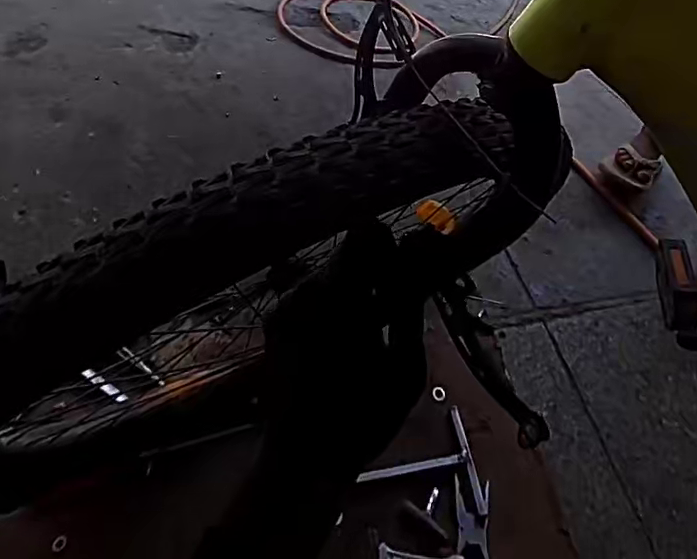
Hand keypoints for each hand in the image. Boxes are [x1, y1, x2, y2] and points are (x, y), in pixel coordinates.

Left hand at [258, 223, 427, 474]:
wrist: (302, 463)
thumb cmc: (362, 419)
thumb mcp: (404, 366)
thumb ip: (410, 304)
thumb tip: (420, 259)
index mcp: (339, 298)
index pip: (365, 234)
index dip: (388, 246)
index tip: (403, 271)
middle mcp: (305, 290)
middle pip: (348, 249)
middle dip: (373, 267)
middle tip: (390, 303)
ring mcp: (285, 302)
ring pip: (331, 268)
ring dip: (353, 284)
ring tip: (367, 324)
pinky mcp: (276, 316)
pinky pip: (313, 289)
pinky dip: (334, 300)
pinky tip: (343, 334)